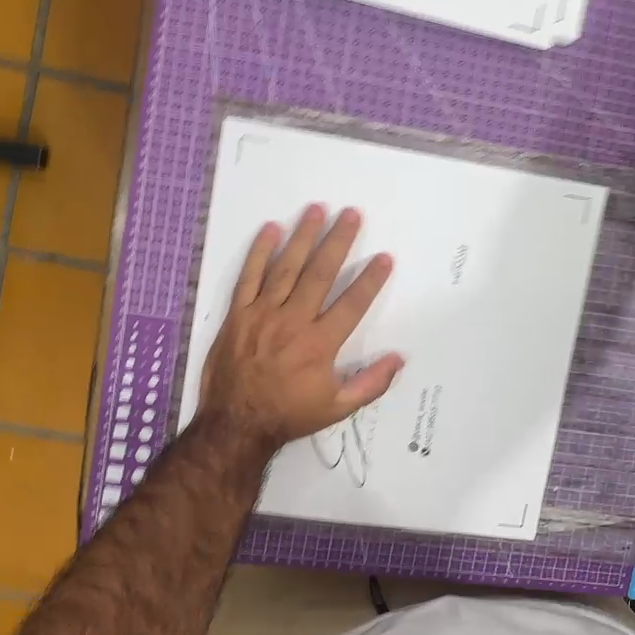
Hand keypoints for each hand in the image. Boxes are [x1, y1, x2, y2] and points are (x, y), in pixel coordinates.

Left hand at [198, 204, 403, 449]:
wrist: (235, 424)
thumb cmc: (289, 415)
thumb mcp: (337, 408)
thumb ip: (370, 384)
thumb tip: (399, 358)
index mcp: (320, 344)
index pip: (351, 303)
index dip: (370, 279)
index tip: (384, 257)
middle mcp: (293, 321)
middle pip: (320, 273)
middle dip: (339, 241)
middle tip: (352, 214)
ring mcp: (263, 314)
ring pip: (287, 267)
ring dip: (304, 236)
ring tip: (317, 209)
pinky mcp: (238, 314)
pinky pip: (249, 277)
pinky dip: (260, 252)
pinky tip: (271, 229)